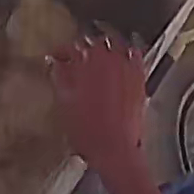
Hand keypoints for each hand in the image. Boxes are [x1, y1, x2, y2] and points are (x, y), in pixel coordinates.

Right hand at [51, 34, 146, 175]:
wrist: (115, 150)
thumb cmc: (87, 130)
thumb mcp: (65, 103)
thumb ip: (59, 78)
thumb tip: (55, 63)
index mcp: (85, 63)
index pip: (70, 48)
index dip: (61, 52)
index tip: (56, 57)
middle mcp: (106, 58)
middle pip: (92, 43)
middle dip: (83, 49)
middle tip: (77, 59)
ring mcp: (124, 65)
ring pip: (114, 44)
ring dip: (105, 48)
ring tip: (99, 56)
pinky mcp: (139, 75)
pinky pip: (134, 54)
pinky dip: (127, 52)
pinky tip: (124, 57)